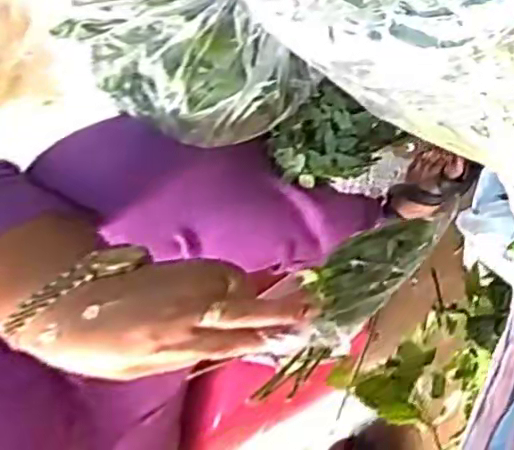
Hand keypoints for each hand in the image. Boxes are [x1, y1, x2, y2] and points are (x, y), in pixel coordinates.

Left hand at [11, 259, 312, 380]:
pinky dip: (245, 284)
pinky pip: (237, 278)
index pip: (232, 341)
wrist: (76, 301)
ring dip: (261, 296)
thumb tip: (230, 348)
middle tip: (317, 306)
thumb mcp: (131, 366)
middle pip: (250, 310)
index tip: (295, 333)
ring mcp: (203, 284)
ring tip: (276, 297)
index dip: (264, 337)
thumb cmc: (99, 345)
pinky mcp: (208, 266)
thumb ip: (183, 356)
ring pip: (246, 291)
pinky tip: (241, 288)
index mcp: (174, 343)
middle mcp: (194, 312)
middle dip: (286, 309)